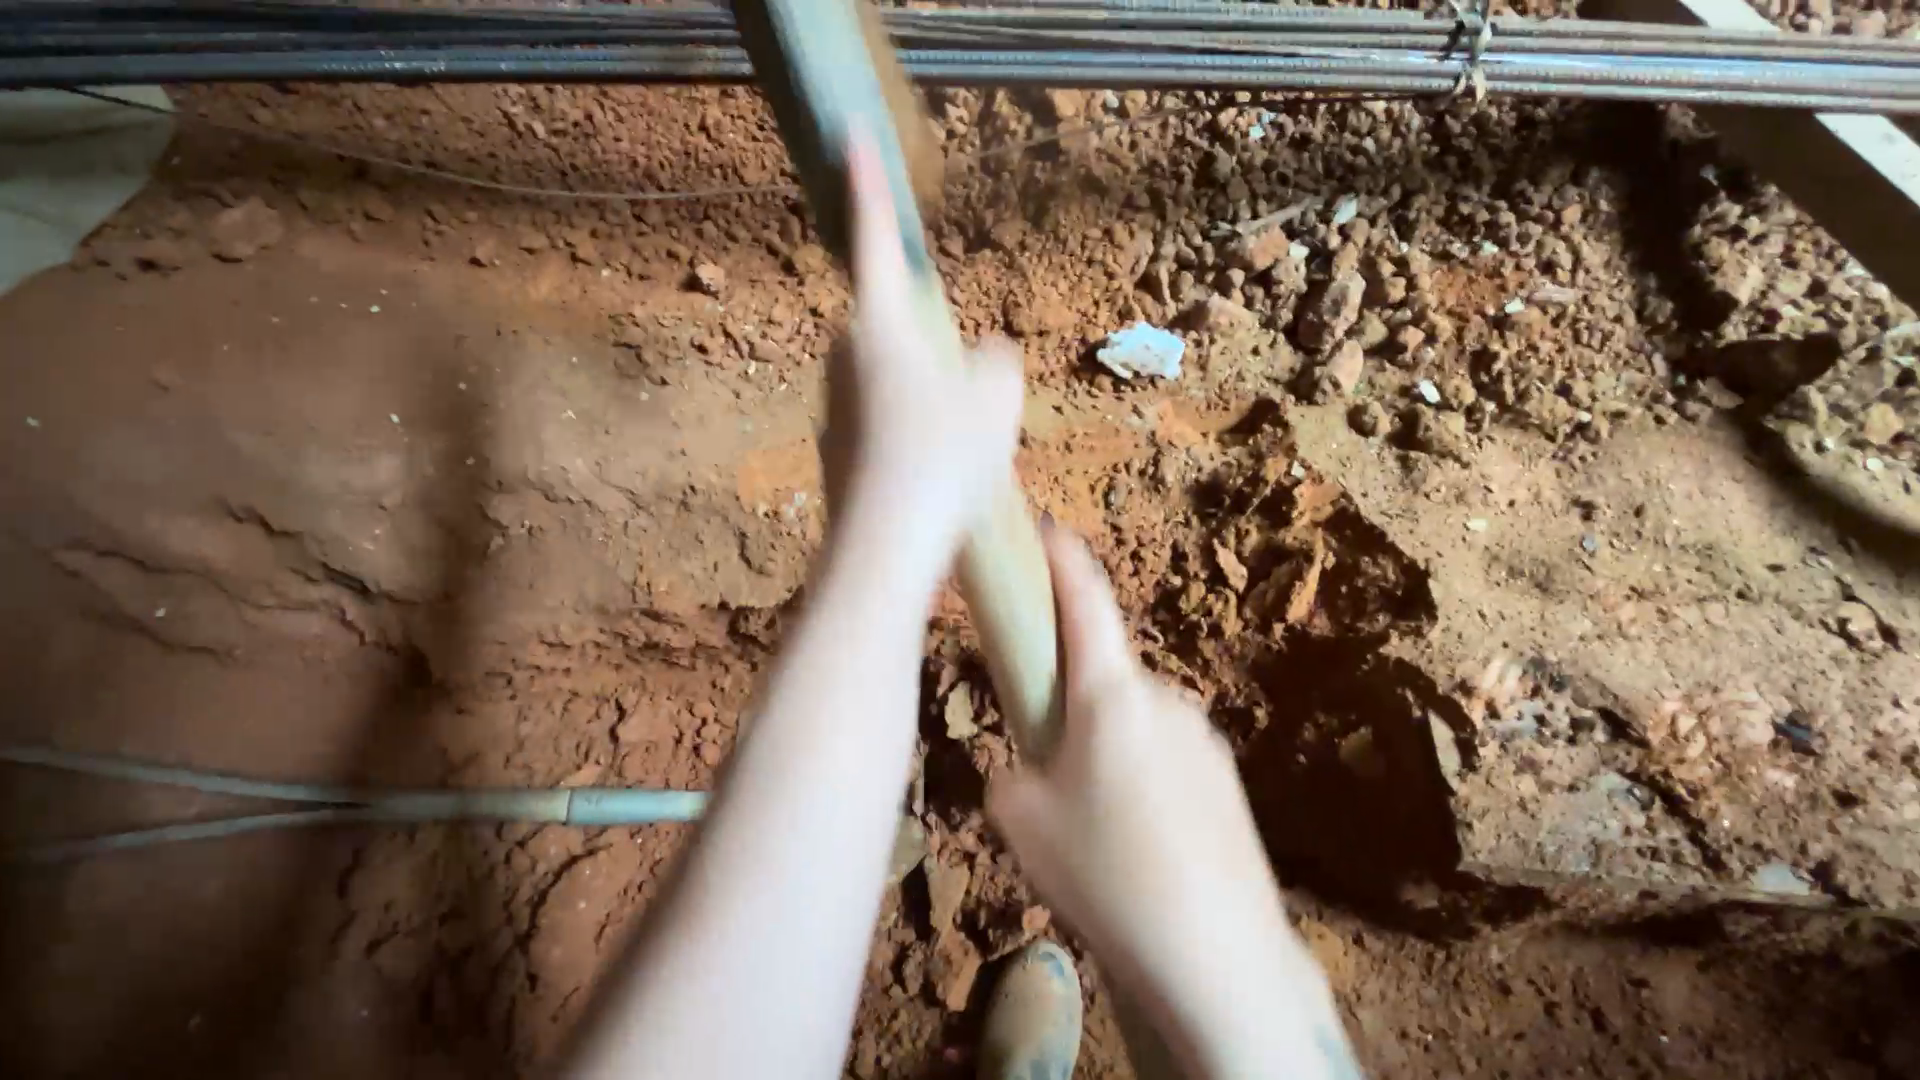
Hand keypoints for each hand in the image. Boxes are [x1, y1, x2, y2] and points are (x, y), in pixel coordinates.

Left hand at [819, 136, 1023, 585]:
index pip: (872, 242)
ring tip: (955, 449)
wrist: (886, 544)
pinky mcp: (831, 451)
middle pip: (890, 327)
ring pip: (887, 383)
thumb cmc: (944, 458)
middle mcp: (842, 356)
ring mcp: (831, 407)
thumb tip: (986, 355)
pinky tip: (930, 477)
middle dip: (926, 346)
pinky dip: (905, 438)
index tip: (849, 138)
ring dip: (920, 399)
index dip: (867, 188)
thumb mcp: (997, 398)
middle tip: (966, 397)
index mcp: (880, 325)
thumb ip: (996, 360)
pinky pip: (879, 425)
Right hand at [988, 527, 1358, 1078]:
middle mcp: (1163, 697)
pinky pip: (1166, 756)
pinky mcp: (1227, 779)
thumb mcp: (1019, 817)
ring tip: (1097, 825)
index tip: (1046, 526)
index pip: (1085, 600)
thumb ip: (1015, 766)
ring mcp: (1203, 737)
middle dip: (1071, 697)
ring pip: (1134, 721)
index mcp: (1109, 694)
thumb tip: (1036, 761)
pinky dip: (1142, 778)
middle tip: (1048, 764)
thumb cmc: (1103, 872)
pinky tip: (1140, 846)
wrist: (1216, 955)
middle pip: (1103, 673)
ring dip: (1107, 746)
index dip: (1062, 558)